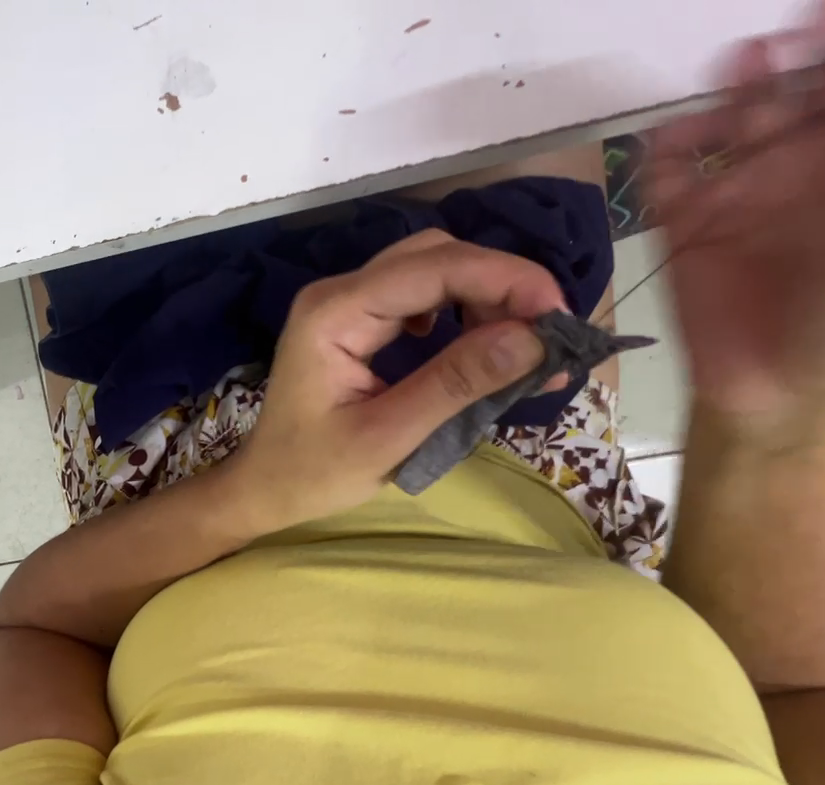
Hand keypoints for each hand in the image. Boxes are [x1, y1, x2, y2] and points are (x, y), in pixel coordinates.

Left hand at [227, 230, 564, 529]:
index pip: (433, 268)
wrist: (265, 487)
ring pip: (432, 271)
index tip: (559, 317)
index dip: (505, 280)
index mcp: (333, 314)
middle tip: (548, 336)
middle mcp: (337, 294)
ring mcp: (344, 304)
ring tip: (522, 347)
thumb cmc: (313, 473)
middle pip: (436, 257)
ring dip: (485, 298)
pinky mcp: (355, 322)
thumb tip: (534, 338)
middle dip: (501, 286)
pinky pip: (419, 296)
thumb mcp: (387, 437)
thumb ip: (456, 384)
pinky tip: (478, 345)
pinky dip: (460, 312)